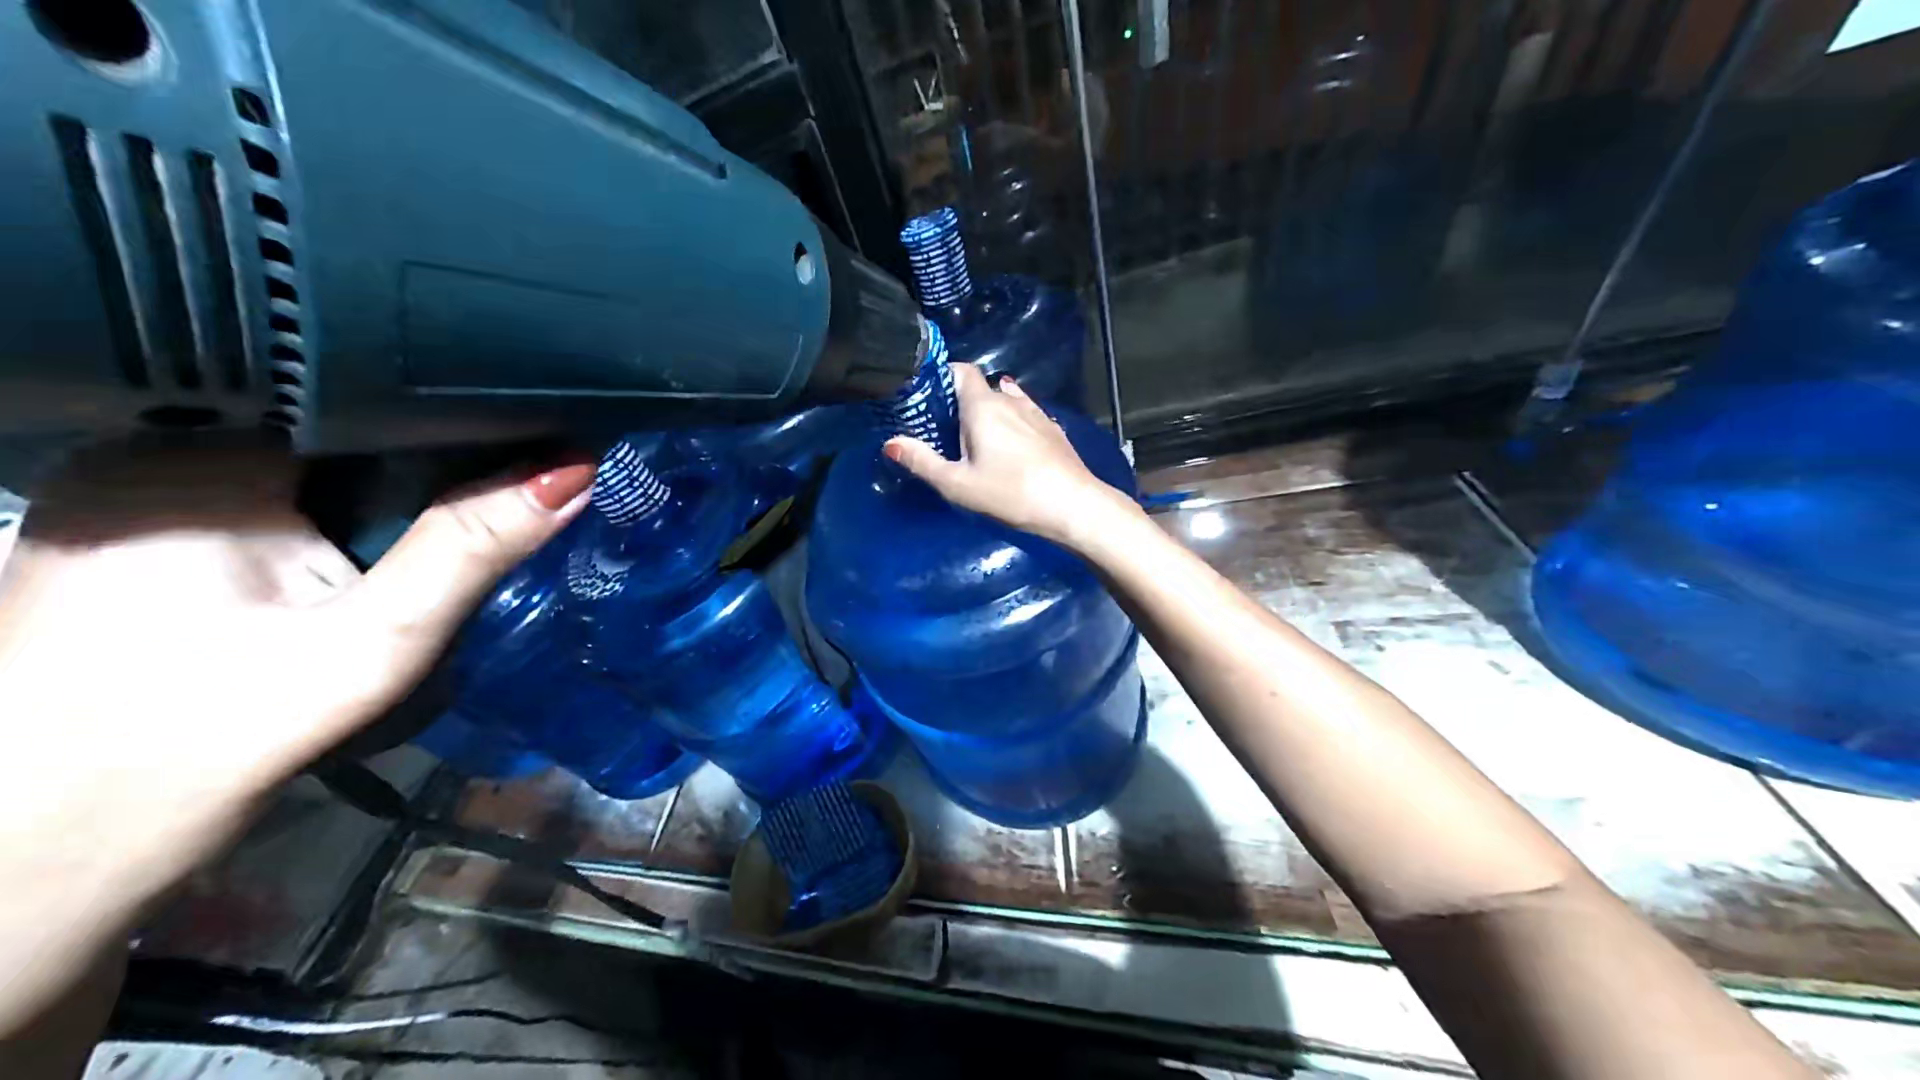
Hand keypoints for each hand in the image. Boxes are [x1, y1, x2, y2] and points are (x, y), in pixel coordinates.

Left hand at [0, 436, 592, 1039]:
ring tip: (460, 508)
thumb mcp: (373, 643)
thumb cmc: (213, 743)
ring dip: (387, 484)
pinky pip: (278, 486)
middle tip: (512, 482)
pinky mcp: (140, 528)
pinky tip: (378, 540)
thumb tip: (574, 471)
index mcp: (183, 456)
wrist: (53, 851)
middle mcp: (143, 449)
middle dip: (425, 458)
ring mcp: (131, 487)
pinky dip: (342, 505)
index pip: (359, 396)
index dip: (457, 415)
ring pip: (312, 458)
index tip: (539, 431)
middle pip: (337, 425)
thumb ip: (471, 549)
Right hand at [883, 364, 1141, 548]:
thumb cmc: (1010, 493)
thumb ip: (922, 461)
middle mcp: (1010, 399)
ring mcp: (1036, 413)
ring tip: (976, 436)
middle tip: (945, 428)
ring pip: (1006, 401)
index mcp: (982, 405)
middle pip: (981, 388)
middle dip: (961, 402)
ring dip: (989, 412)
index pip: (960, 370)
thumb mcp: (958, 484)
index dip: (942, 376)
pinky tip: (1010, 442)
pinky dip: (1011, 422)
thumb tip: (890, 442)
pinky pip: (1025, 415)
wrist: (1073, 505)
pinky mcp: (1053, 430)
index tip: (927, 395)